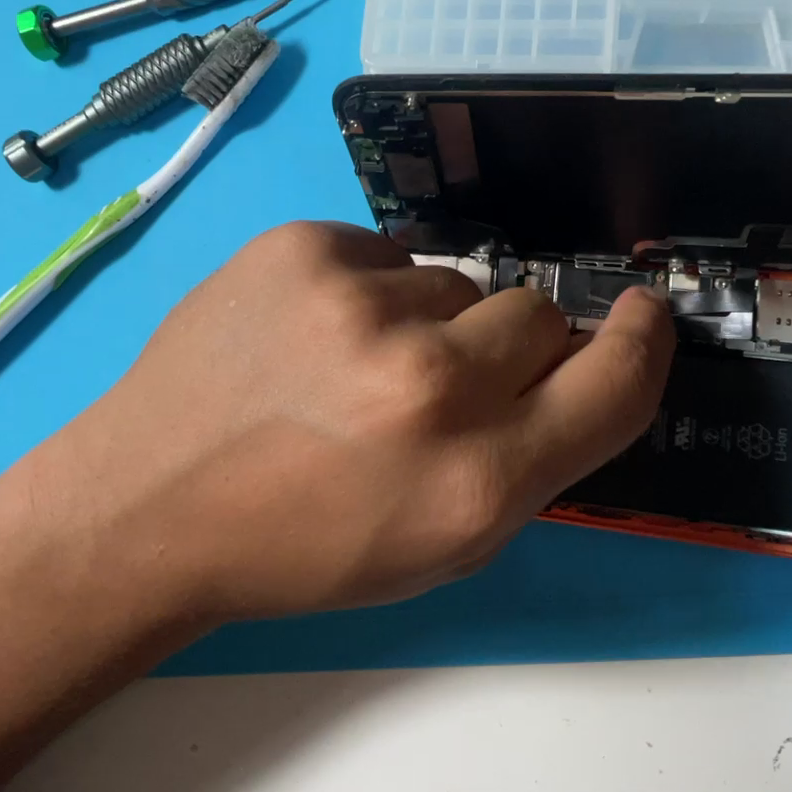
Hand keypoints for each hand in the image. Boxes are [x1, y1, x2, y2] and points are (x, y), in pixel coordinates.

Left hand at [23, 222, 675, 621]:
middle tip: (437, 378)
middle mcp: (431, 384)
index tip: (640, 315)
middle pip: (538, 312)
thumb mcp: (439, 542)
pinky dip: (363, 289)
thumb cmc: (302, 542)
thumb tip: (571, 364)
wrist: (151, 506)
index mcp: (477, 481)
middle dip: (507, 343)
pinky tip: (309, 333)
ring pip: (457, 281)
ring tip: (352, 363)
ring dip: (428, 317)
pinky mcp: (301, 249)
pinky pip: (383, 253)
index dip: (639, 342)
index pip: (615, 383)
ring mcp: (360, 303)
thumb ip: (527, 457)